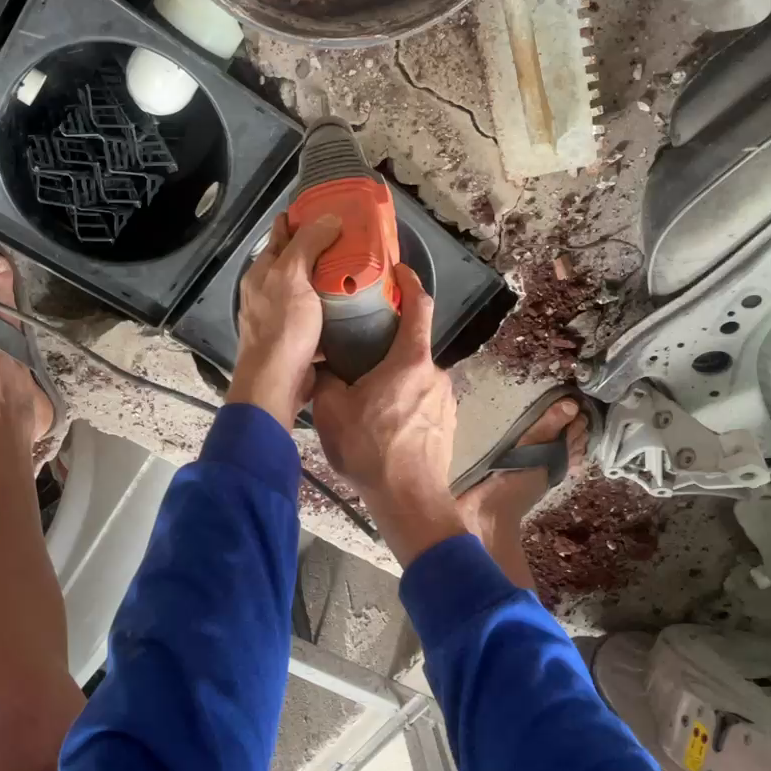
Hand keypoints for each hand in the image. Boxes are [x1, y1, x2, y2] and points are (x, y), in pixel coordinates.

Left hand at [226, 212, 343, 426]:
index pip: (281, 234)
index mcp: (263, 272)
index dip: (301, 218)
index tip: (328, 207)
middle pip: (298, 262)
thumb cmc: (281, 327)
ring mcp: (283, 317)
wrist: (276, 384)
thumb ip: (308, 244)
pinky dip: (335, 310)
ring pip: (310, 290)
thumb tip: (329, 217)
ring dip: (331, 281)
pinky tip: (357, 308)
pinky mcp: (298, 340)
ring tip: (362, 270)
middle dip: (322, 250)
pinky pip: (320, 317)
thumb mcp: (292, 276)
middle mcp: (269, 292)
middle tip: (355, 239)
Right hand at [311, 265, 463, 564]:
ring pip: (415, 377)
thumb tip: (323, 364)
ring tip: (367, 396)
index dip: (409, 282)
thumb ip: (326, 379)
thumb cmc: (370, 450)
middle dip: (387, 345)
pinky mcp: (448, 424)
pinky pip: (422, 402)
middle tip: (359, 351)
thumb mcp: (331, 410)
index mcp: (409, 360)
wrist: (410, 501)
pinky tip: (384, 424)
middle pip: (411, 345)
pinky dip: (404, 403)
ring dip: (394, 380)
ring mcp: (445, 400)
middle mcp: (434, 373)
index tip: (398, 270)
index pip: (418, 305)